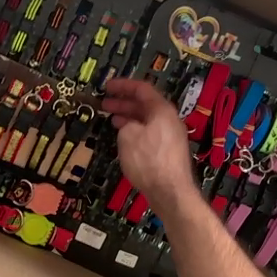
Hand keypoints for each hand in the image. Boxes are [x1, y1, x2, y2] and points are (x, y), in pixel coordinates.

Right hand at [102, 78, 198, 217]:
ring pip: (147, 120)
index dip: (123, 85)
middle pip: (145, 104)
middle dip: (124, 102)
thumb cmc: (148, 160)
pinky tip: (125, 138)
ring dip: (128, 117)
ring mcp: (170, 136)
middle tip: (105, 103)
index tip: (107, 86)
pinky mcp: (168, 151)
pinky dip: (135, 131)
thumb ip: (126, 124)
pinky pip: (149, 133)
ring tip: (112, 119)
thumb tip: (129, 126)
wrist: (171, 191)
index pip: (142, 88)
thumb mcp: (128, 136)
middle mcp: (169, 119)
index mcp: (161, 110)